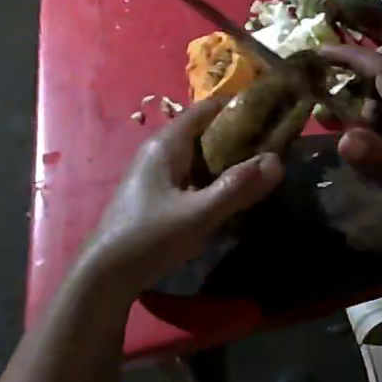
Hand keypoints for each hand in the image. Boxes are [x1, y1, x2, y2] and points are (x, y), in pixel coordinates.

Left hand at [74, 98, 283, 292]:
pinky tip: (234, 193)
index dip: (238, 106)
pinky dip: (215, 177)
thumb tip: (277, 160)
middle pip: (206, 131)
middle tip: (276, 143)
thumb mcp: (198, 214)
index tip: (271, 112)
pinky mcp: (158, 194)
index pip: (207, 109)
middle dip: (239, 135)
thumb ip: (236, 188)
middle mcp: (161, 151)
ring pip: (201, 156)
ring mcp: (158, 173)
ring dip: (229, 159)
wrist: (104, 275)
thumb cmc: (148, 237)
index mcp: (167, 144)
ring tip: (263, 166)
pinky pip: (194, 175)